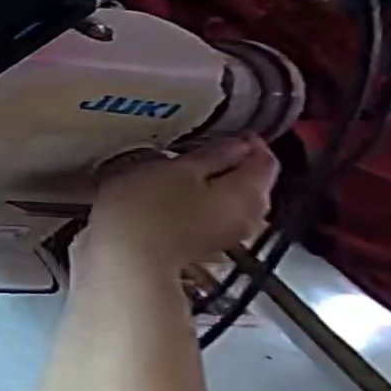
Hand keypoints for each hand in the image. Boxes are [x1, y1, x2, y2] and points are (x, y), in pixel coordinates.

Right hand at [82, 136, 278, 269]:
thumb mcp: (172, 171)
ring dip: (207, 187)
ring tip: (174, 175)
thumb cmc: (147, 210)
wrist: (125, 258)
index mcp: (249, 193)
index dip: (249, 143)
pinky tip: (165, 200)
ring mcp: (224, 234)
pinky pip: (203, 217)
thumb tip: (237, 145)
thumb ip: (210, 156)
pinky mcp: (197, 245)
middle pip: (248, 183)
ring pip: (225, 201)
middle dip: (227, 167)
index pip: (264, 160)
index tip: (230, 132)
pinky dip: (191, 205)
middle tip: (197, 151)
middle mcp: (249, 216)